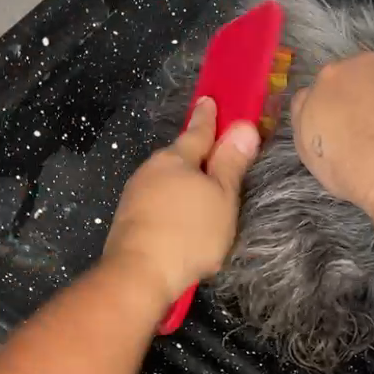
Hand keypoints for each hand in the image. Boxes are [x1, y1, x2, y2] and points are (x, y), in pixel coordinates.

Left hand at [101, 97, 259, 305]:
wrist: (140, 273)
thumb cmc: (189, 232)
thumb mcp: (222, 198)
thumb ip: (231, 164)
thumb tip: (244, 127)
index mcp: (177, 158)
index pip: (198, 130)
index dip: (208, 117)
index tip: (210, 100)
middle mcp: (152, 169)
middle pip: (179, 156)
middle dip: (195, 156)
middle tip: (215, 157)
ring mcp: (136, 194)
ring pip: (165, 180)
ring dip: (182, 184)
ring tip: (201, 197)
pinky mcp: (129, 219)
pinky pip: (156, 202)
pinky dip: (171, 205)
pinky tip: (180, 220)